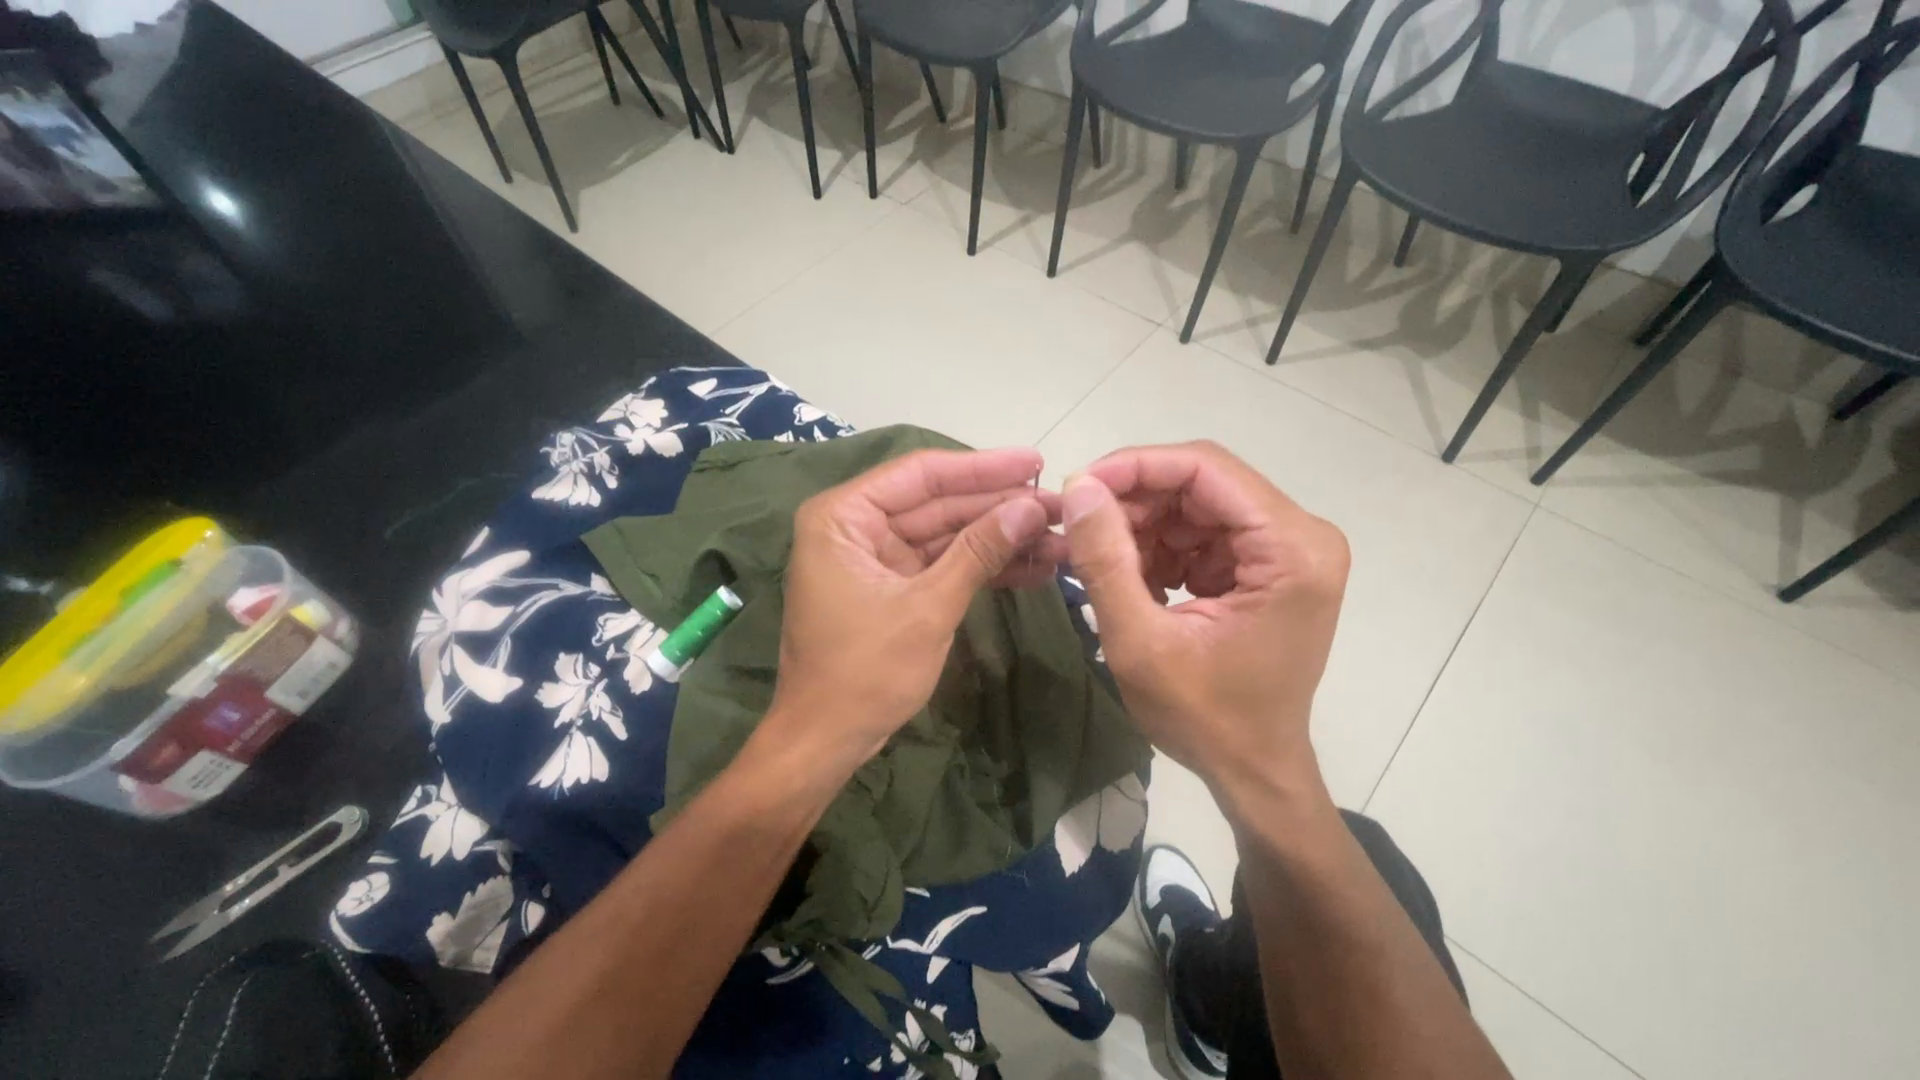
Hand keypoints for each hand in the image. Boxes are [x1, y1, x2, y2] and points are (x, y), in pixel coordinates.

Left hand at [769, 447, 1064, 769]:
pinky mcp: (891, 588)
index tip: (1036, 462)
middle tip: (1061, 508)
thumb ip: (979, 552)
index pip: (921, 475)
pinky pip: (941, 566)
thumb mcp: (928, 607)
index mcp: (844, 517)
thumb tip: (1031, 507)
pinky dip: (981, 569)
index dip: (983, 468)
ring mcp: (874, 559)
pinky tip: (1032, 568)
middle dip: (999, 508)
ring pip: (945, 536)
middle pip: (938, 503)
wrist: (826, 741)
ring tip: (1059, 540)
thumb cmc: (865, 671)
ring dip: (998, 540)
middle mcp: (855, 527)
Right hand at [1061, 441, 1348, 801]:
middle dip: (1136, 501)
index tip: (1076, 486)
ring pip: (1198, 505)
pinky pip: (1204, 532)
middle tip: (1080, 529)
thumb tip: (1077, 487)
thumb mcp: (1140, 641)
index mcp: (1292, 550)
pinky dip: (1162, 548)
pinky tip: (1133, 580)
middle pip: (1203, 483)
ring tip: (1102, 564)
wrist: (1252, 769)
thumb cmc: (1204, 718)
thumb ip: (1106, 560)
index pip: (1206, 469)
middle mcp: (1302, 536)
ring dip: (1144, 527)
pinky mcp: (1271, 565)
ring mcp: (1290, 550)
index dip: (1135, 467)